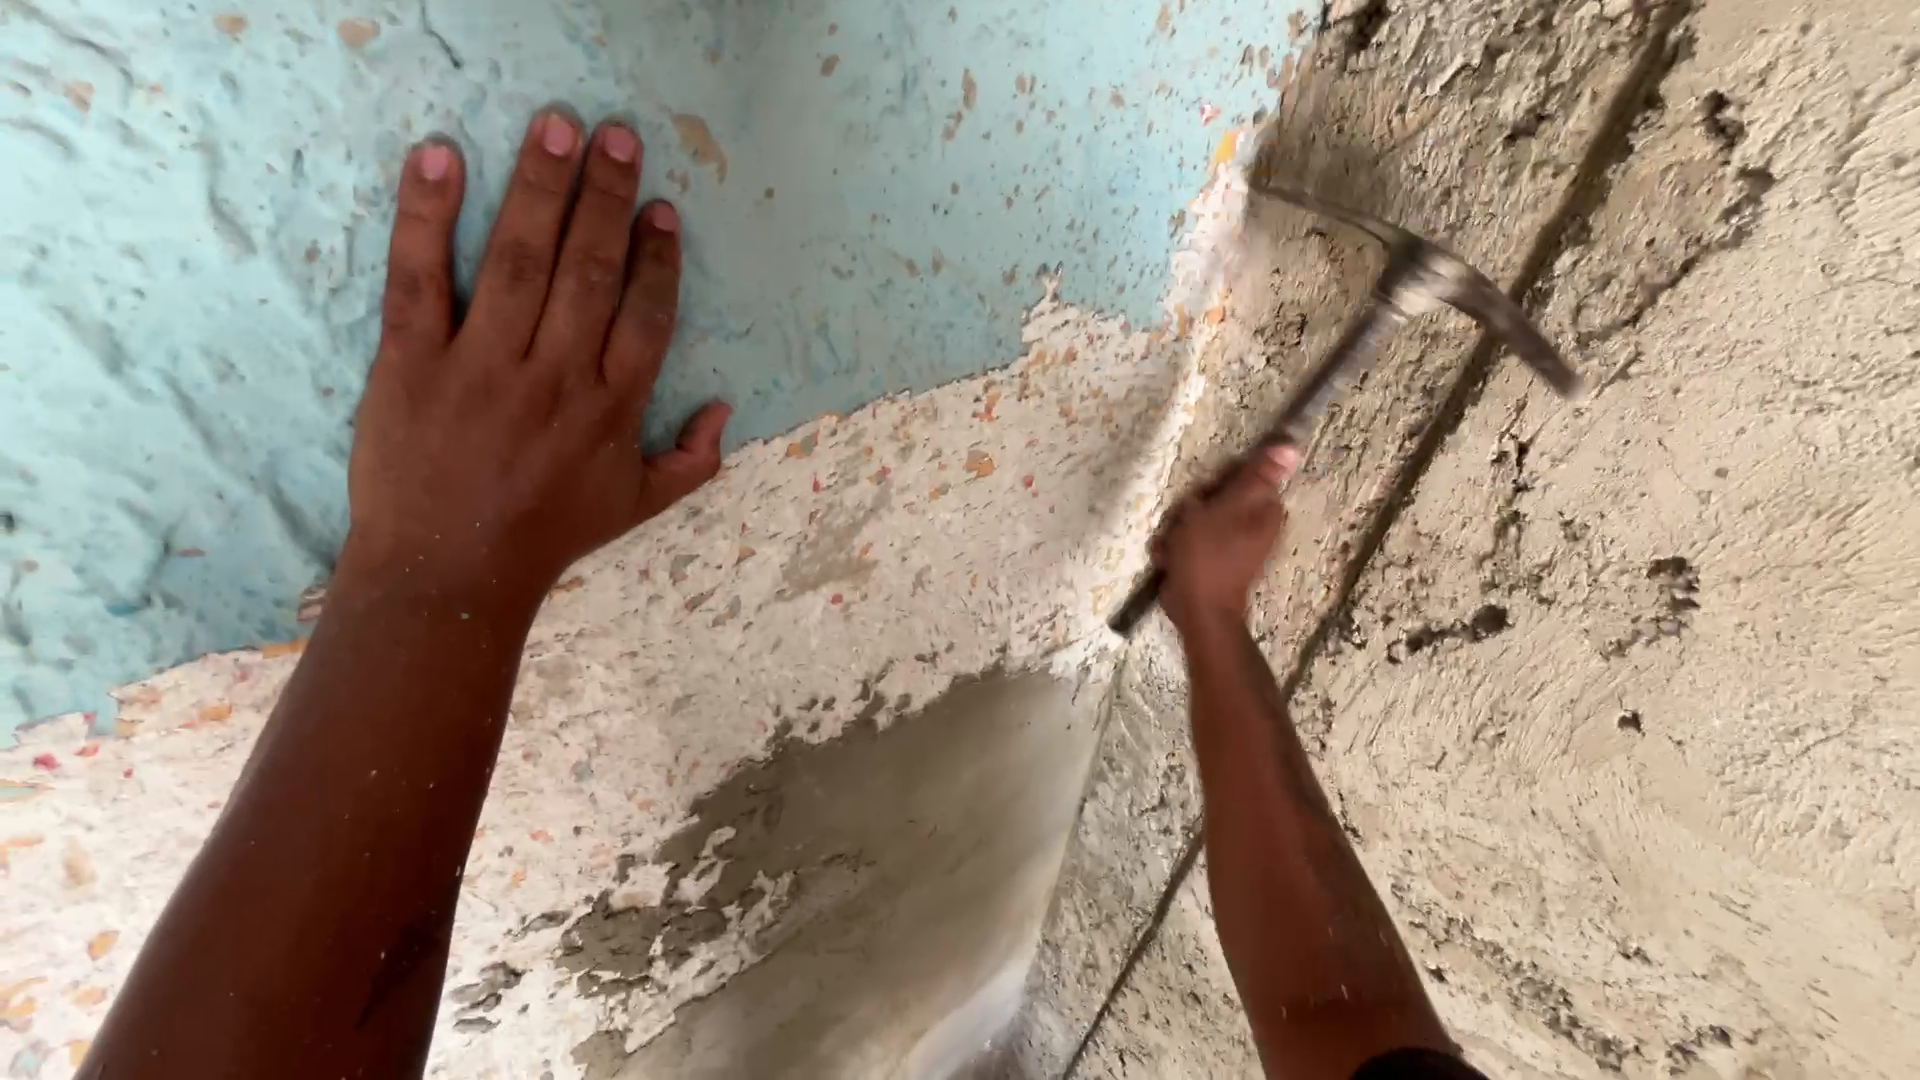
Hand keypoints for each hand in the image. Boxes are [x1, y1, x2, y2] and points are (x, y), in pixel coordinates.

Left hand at [340, 112, 729, 610]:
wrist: (451, 570)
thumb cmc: (552, 533)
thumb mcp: (641, 506)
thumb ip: (695, 461)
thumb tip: (726, 410)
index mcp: (612, 409)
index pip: (645, 316)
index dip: (656, 258)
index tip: (661, 209)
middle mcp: (555, 377)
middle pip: (589, 271)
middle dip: (607, 197)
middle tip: (619, 134)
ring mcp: (481, 366)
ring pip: (515, 260)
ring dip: (539, 187)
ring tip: (556, 127)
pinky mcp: (409, 362)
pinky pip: (417, 279)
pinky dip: (424, 216)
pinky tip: (439, 157)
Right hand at [1154, 445, 1301, 632]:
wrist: (1197, 610)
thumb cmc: (1209, 556)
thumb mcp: (1228, 507)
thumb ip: (1254, 477)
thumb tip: (1291, 447)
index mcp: (1263, 509)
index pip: (1238, 475)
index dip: (1214, 483)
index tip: (1202, 497)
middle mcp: (1251, 524)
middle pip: (1214, 496)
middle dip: (1191, 509)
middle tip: (1185, 523)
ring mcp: (1229, 544)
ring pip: (1195, 518)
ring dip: (1177, 530)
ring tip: (1173, 546)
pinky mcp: (1209, 559)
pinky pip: (1188, 541)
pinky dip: (1175, 548)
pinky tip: (1170, 559)